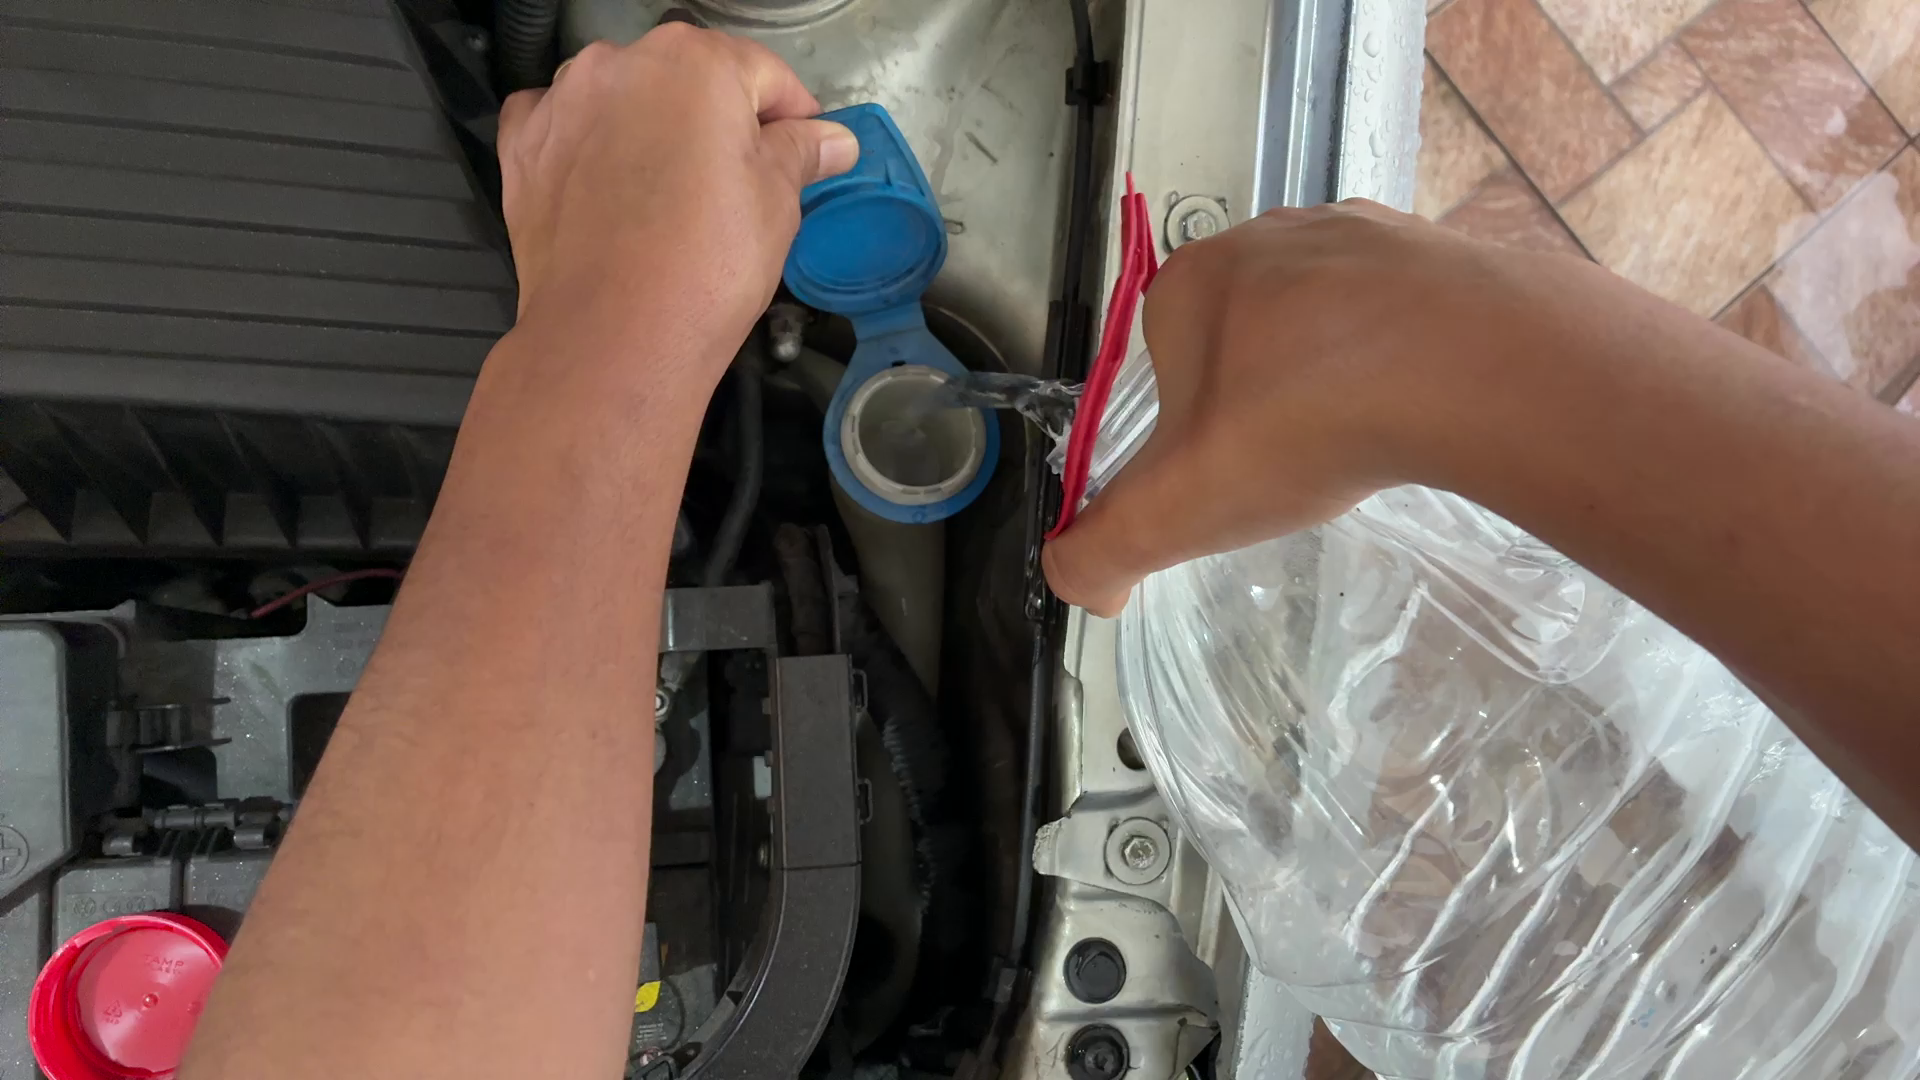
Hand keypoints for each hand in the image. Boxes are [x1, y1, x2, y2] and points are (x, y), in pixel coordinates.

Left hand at [495, 25, 857, 396]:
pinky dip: (600, 150)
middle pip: (692, 82)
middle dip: (725, 124)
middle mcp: (620, 63)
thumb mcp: (777, 207)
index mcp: (696, 66)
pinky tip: (619, 197)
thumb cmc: (709, 268)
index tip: (808, 153)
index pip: (766, 74)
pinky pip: (575, 129)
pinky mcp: (525, 145)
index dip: (797, 116)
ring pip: (632, 102)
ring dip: (661, 133)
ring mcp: (563, 100)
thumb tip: (833, 140)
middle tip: (746, 188)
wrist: (615, 336)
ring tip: (679, 203)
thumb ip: (800, 155)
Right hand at [1042, 199, 1600, 613]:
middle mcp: (1266, 236)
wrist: (1481, 372)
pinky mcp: (1437, 245)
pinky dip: (1387, 358)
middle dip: (1248, 400)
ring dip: (1317, 377)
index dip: (1181, 423)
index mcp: (1190, 282)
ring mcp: (1359, 230)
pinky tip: (1410, 403)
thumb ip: (1097, 553)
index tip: (1219, 467)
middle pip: (1234, 339)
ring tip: (1350, 435)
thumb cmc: (1296, 429)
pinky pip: (1388, 313)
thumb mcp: (1171, 511)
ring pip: (1313, 323)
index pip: (1158, 358)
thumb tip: (1076, 586)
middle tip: (1284, 460)